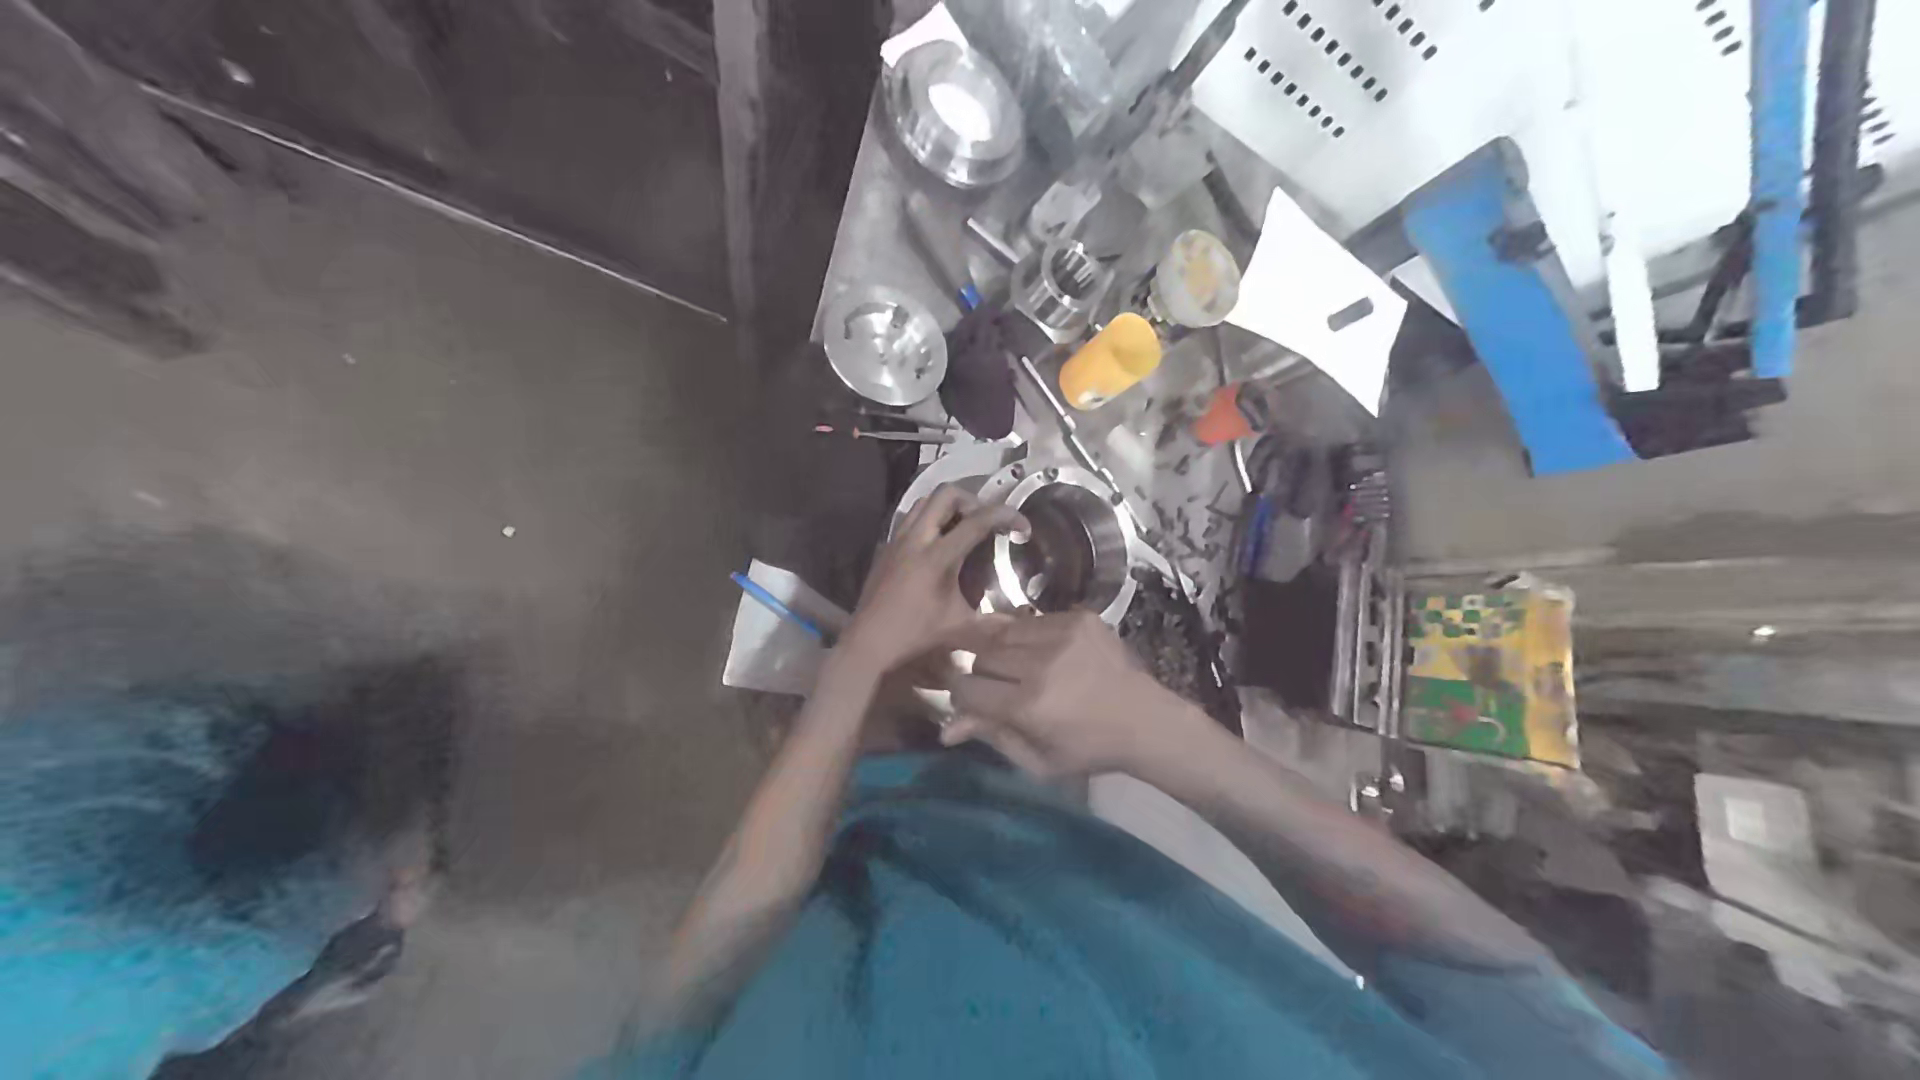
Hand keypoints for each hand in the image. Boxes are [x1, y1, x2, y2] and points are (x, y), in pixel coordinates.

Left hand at [838, 484, 1028, 675]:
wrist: (868, 641)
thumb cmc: (914, 634)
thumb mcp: (959, 628)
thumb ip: (994, 623)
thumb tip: (1025, 621)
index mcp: (937, 557)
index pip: (977, 521)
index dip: (1006, 516)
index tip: (1023, 526)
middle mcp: (916, 539)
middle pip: (947, 494)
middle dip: (974, 500)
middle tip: (986, 521)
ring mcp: (898, 539)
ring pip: (925, 501)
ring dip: (949, 506)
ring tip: (964, 526)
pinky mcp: (887, 546)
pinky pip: (911, 517)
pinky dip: (930, 518)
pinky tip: (938, 542)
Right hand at [943, 611, 1208, 777]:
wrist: (1145, 720)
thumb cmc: (1087, 749)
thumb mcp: (1037, 760)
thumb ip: (991, 737)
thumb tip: (946, 729)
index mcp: (1029, 704)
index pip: (966, 687)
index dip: (963, 695)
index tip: (973, 702)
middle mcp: (1041, 663)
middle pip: (982, 656)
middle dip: (984, 674)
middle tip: (1003, 689)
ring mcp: (1062, 634)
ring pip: (1003, 632)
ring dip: (1004, 651)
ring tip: (1023, 669)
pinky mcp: (1079, 617)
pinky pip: (1032, 620)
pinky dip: (1029, 637)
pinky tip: (1047, 654)